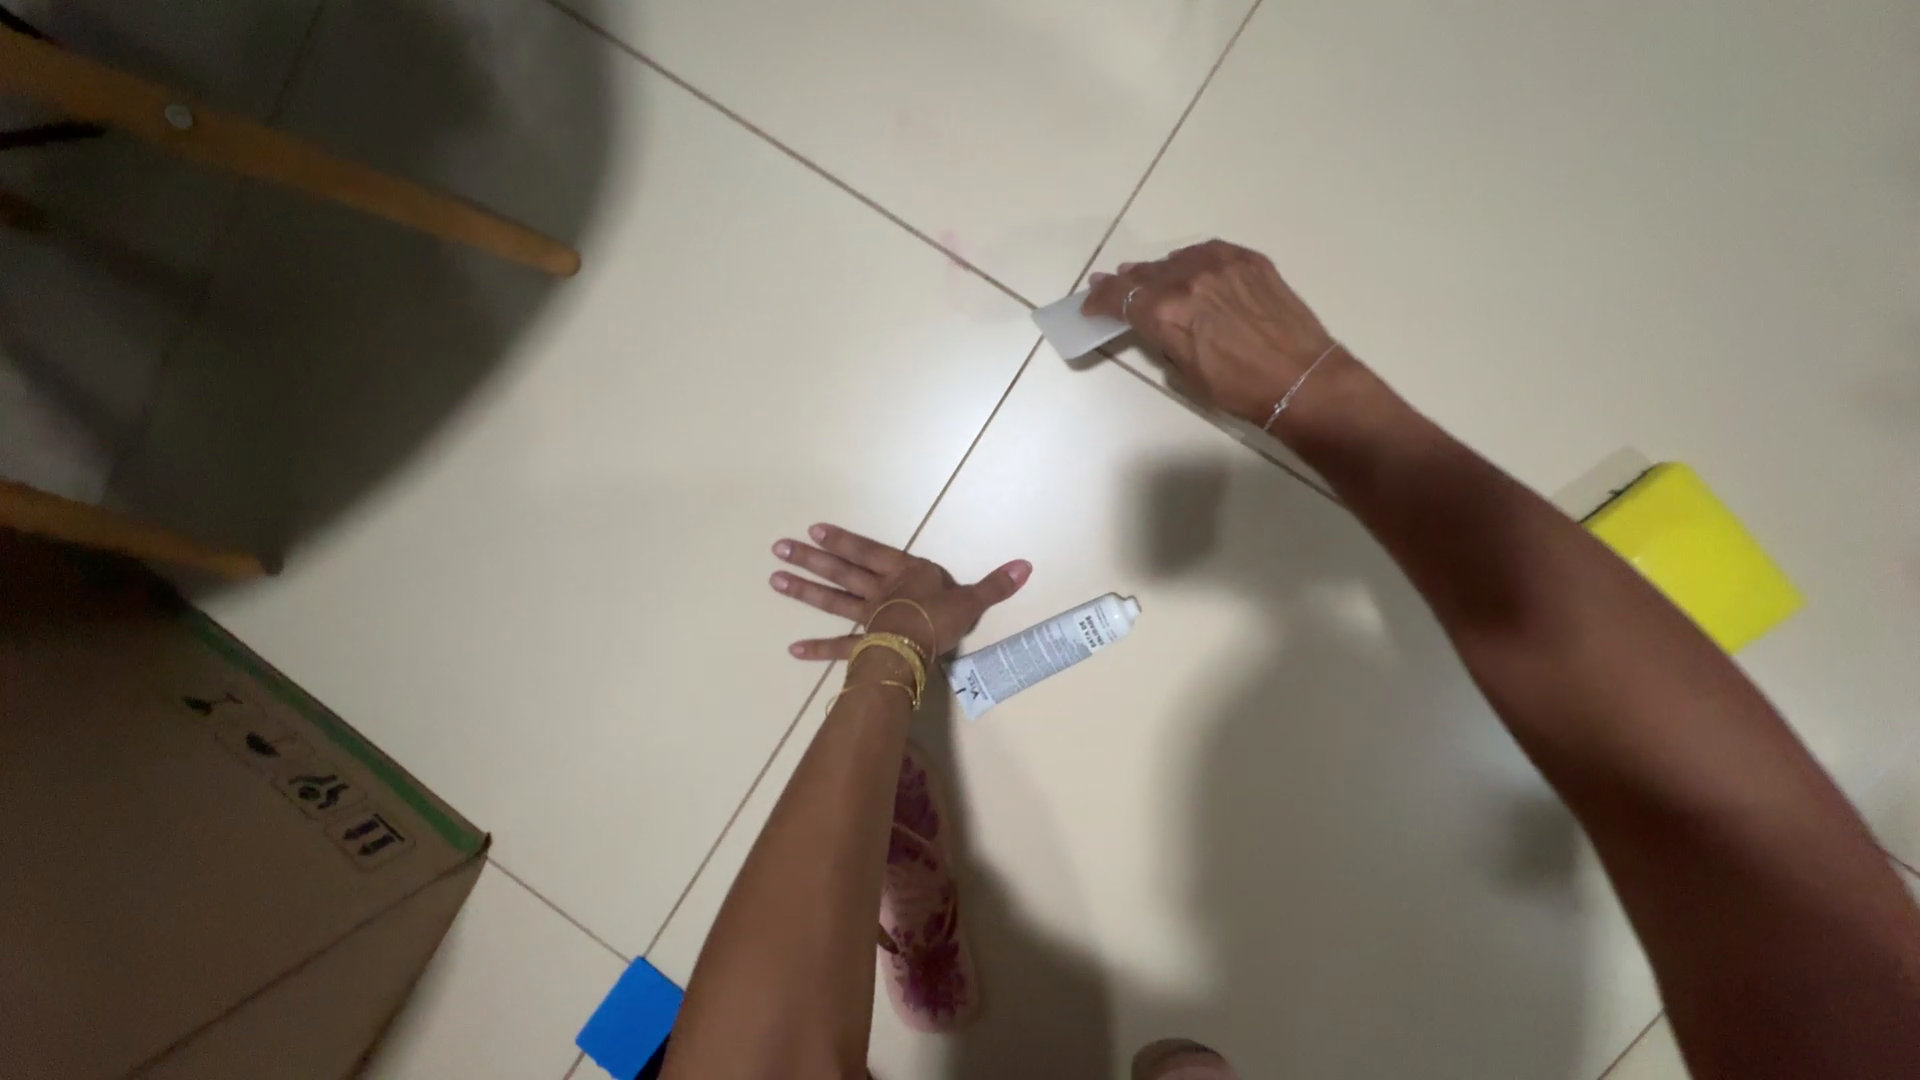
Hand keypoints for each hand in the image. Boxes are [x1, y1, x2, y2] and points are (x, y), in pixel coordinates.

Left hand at [770, 523, 1030, 659]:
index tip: (815, 528)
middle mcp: (880, 591)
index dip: (845, 540)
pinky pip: (839, 647)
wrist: (920, 646)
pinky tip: (793, 650)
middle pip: (841, 571)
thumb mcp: (972, 599)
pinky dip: (817, 650)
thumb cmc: (942, 618)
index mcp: (904, 574)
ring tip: (775, 580)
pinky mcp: (865, 646)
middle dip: (811, 559)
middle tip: (779, 548)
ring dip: (803, 592)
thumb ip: (994, 584)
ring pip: (832, 602)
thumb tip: (1025, 565)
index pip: (870, 551)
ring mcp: (868, 618)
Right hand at [1083, 240, 1338, 423]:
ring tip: (1150, 278)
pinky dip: (1192, 261)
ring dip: (1159, 271)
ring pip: (1176, 260)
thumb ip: (1161, 337)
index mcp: (1167, 313)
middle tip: (1112, 285)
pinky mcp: (1249, 261)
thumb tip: (1151, 321)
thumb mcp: (1184, 370)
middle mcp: (1189, 280)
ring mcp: (1222, 265)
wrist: (1299, 379)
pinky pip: (1209, 252)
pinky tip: (1190, 269)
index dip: (1100, 300)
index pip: (1121, 297)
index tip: (1090, 304)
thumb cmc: (1237, 388)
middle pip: (1145, 274)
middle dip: (1124, 283)